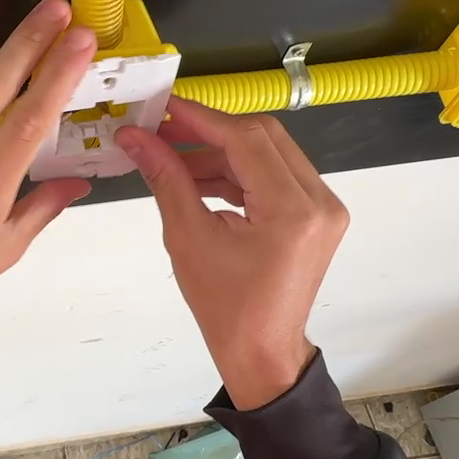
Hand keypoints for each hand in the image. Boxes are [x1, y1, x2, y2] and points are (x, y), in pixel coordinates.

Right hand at [115, 97, 347, 409]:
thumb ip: (165, 177)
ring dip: (220, 151)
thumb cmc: (224, 306)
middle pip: (262, 137)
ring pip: (268, 152)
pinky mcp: (316, 214)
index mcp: (293, 210)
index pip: (245, 139)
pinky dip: (236, 172)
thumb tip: (135, 138)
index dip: (199, 118)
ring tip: (172, 158)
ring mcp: (323, 206)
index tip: (163, 108)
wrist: (261, 350)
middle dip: (209, 130)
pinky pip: (273, 175)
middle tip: (163, 130)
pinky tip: (197, 178)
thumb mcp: (187, 237)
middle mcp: (319, 200)